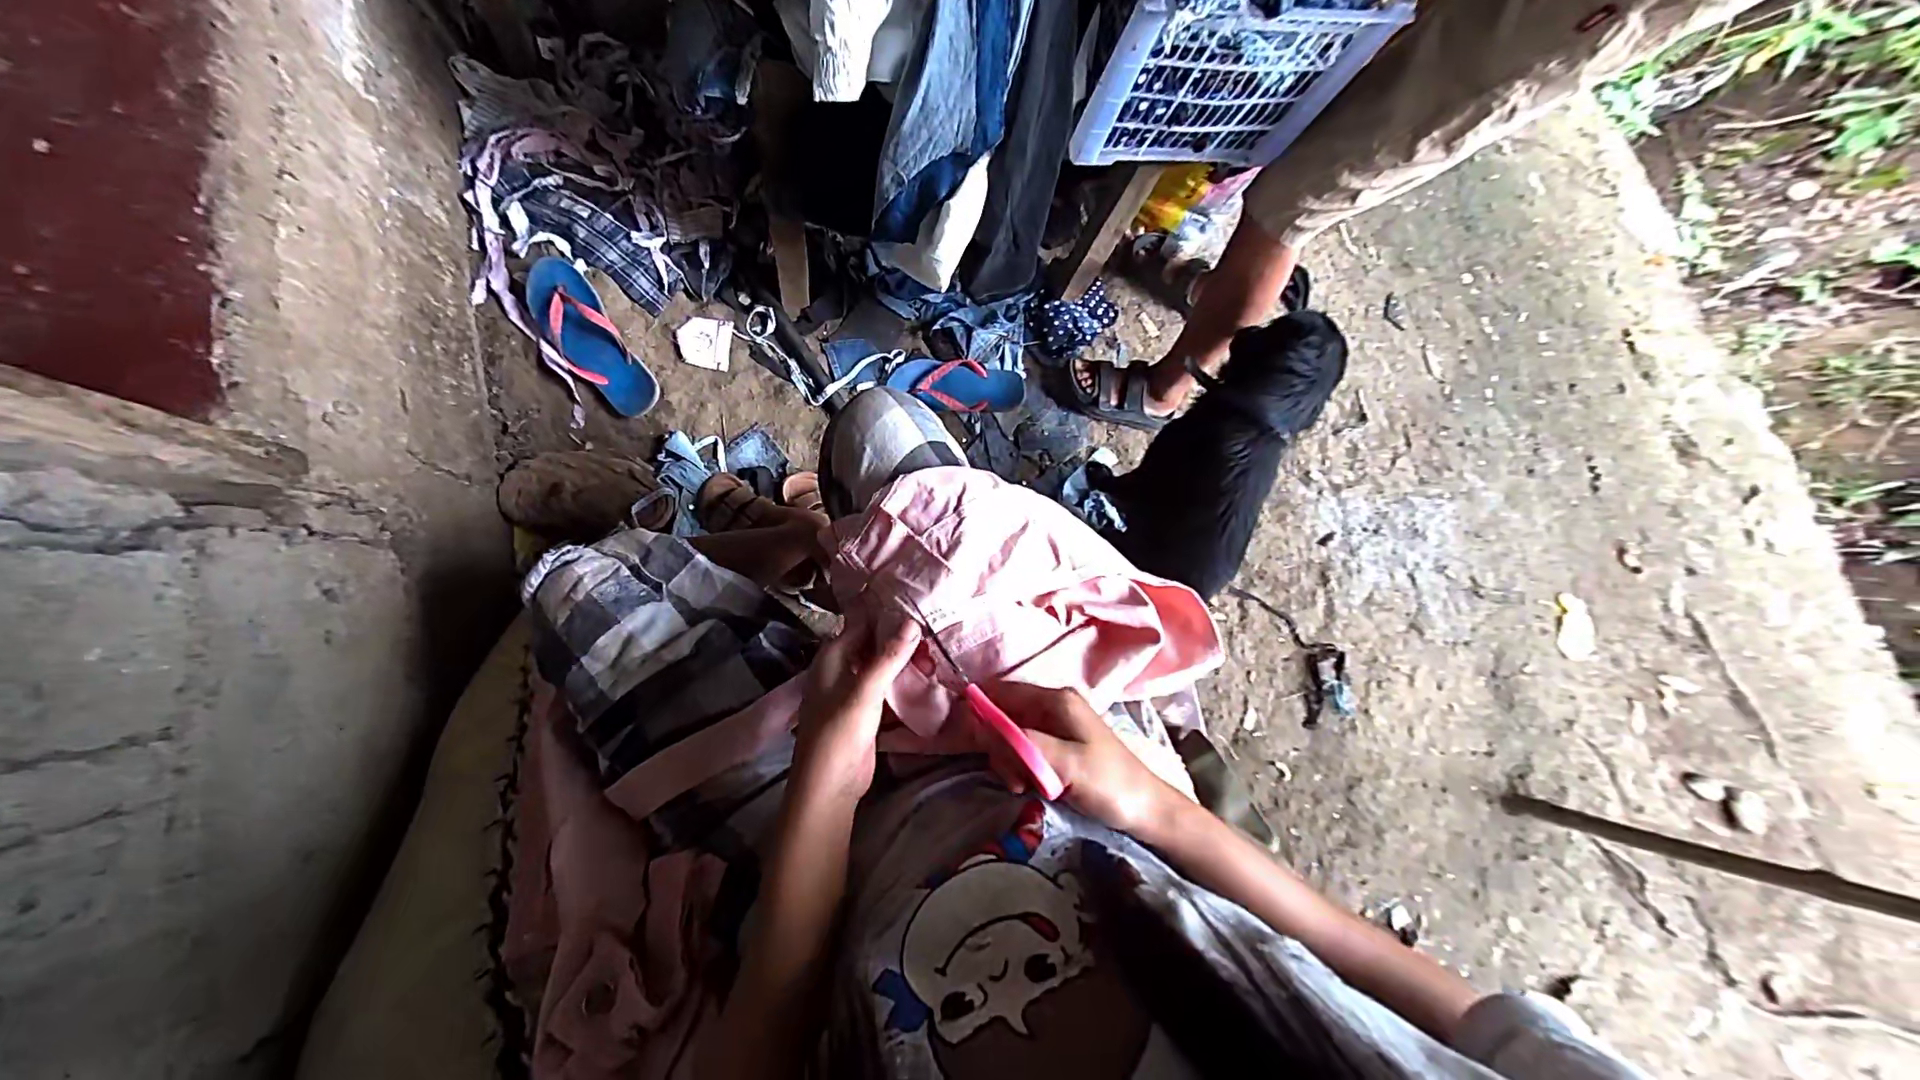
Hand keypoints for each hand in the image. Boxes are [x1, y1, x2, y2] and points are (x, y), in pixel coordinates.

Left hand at [791, 612, 920, 798]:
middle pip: (874, 643)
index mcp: (833, 656)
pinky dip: (903, 682)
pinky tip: (927, 678)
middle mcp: (841, 668)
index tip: (918, 600)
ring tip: (937, 648)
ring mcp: (853, 690)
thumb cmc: (840, 732)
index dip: (887, 612)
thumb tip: (912, 620)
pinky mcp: (865, 710)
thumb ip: (888, 656)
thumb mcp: (865, 691)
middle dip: (900, 636)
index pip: (862, 623)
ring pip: (882, 666)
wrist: (829, 785)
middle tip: (935, 626)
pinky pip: (886, 687)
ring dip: (904, 660)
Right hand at [986, 683, 1181, 838]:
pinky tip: (1029, 786)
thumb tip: (979, 723)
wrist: (1148, 811)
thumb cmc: (1110, 784)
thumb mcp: (1063, 765)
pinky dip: (1019, 767)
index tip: (964, 738)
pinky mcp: (1056, 747)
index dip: (978, 709)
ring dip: (1008, 760)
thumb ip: (1020, 743)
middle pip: (1003, 714)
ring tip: (1023, 785)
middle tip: (1012, 776)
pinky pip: (1023, 750)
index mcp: (1056, 700)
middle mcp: (1053, 706)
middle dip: (997, 744)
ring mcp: (1055, 726)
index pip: (1001, 691)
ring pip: (1010, 735)